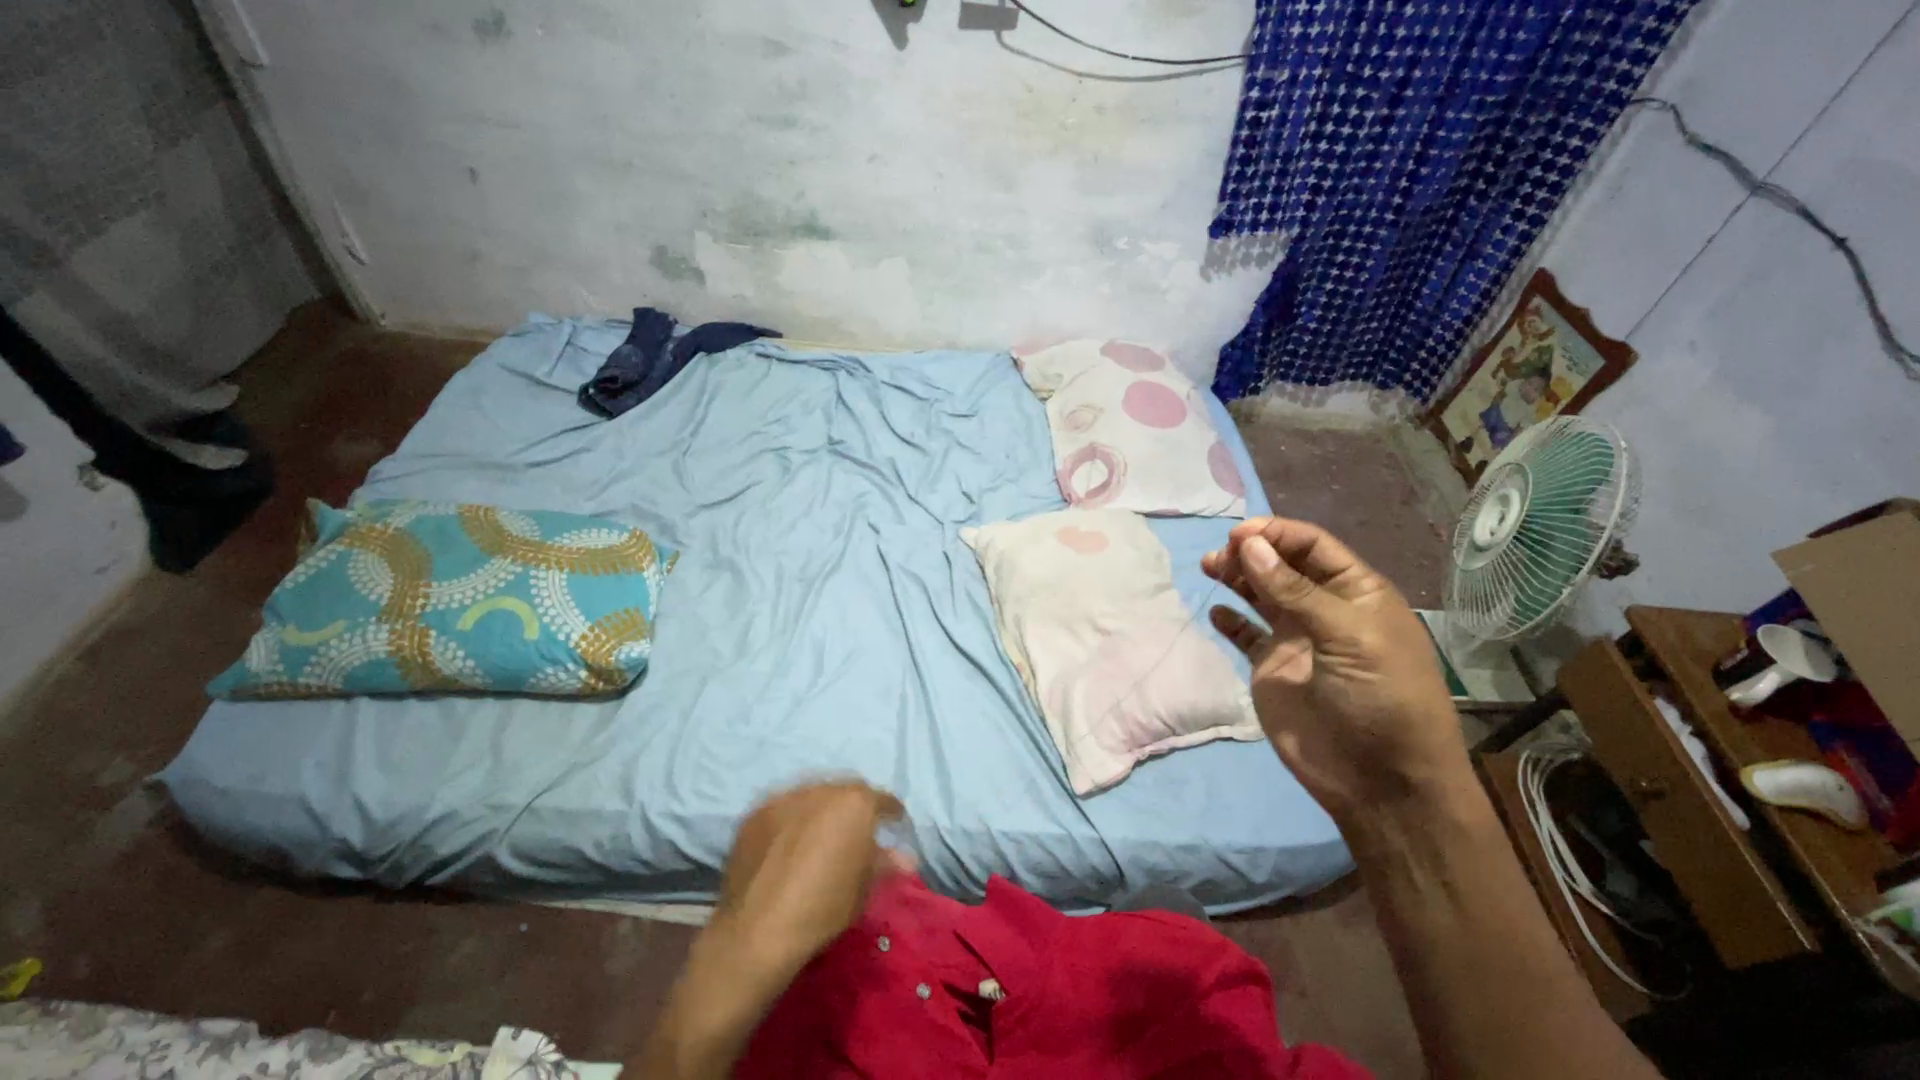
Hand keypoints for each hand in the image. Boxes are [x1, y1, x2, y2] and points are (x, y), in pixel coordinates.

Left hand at [712, 780, 906, 980]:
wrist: (758, 926)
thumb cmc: (823, 907)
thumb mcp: (863, 888)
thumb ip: (884, 863)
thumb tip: (905, 858)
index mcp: (854, 803)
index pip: (882, 800)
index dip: (891, 814)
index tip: (894, 826)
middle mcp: (821, 790)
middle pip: (845, 792)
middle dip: (854, 808)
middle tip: (856, 831)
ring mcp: (784, 798)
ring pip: (812, 796)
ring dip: (821, 811)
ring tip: (821, 836)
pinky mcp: (755, 813)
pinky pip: (783, 810)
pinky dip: (792, 821)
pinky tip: (789, 844)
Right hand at [1202, 517, 1470, 823]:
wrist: (1382, 781)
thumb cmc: (1382, 699)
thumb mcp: (1349, 637)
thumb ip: (1296, 592)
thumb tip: (1249, 546)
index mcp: (1358, 593)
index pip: (1313, 547)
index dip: (1278, 534)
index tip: (1240, 534)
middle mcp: (1325, 610)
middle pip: (1282, 566)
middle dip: (1252, 552)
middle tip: (1220, 554)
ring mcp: (1297, 641)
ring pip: (1261, 595)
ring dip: (1237, 577)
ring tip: (1210, 567)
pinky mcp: (1273, 671)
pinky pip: (1246, 636)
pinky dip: (1230, 621)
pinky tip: (1217, 612)